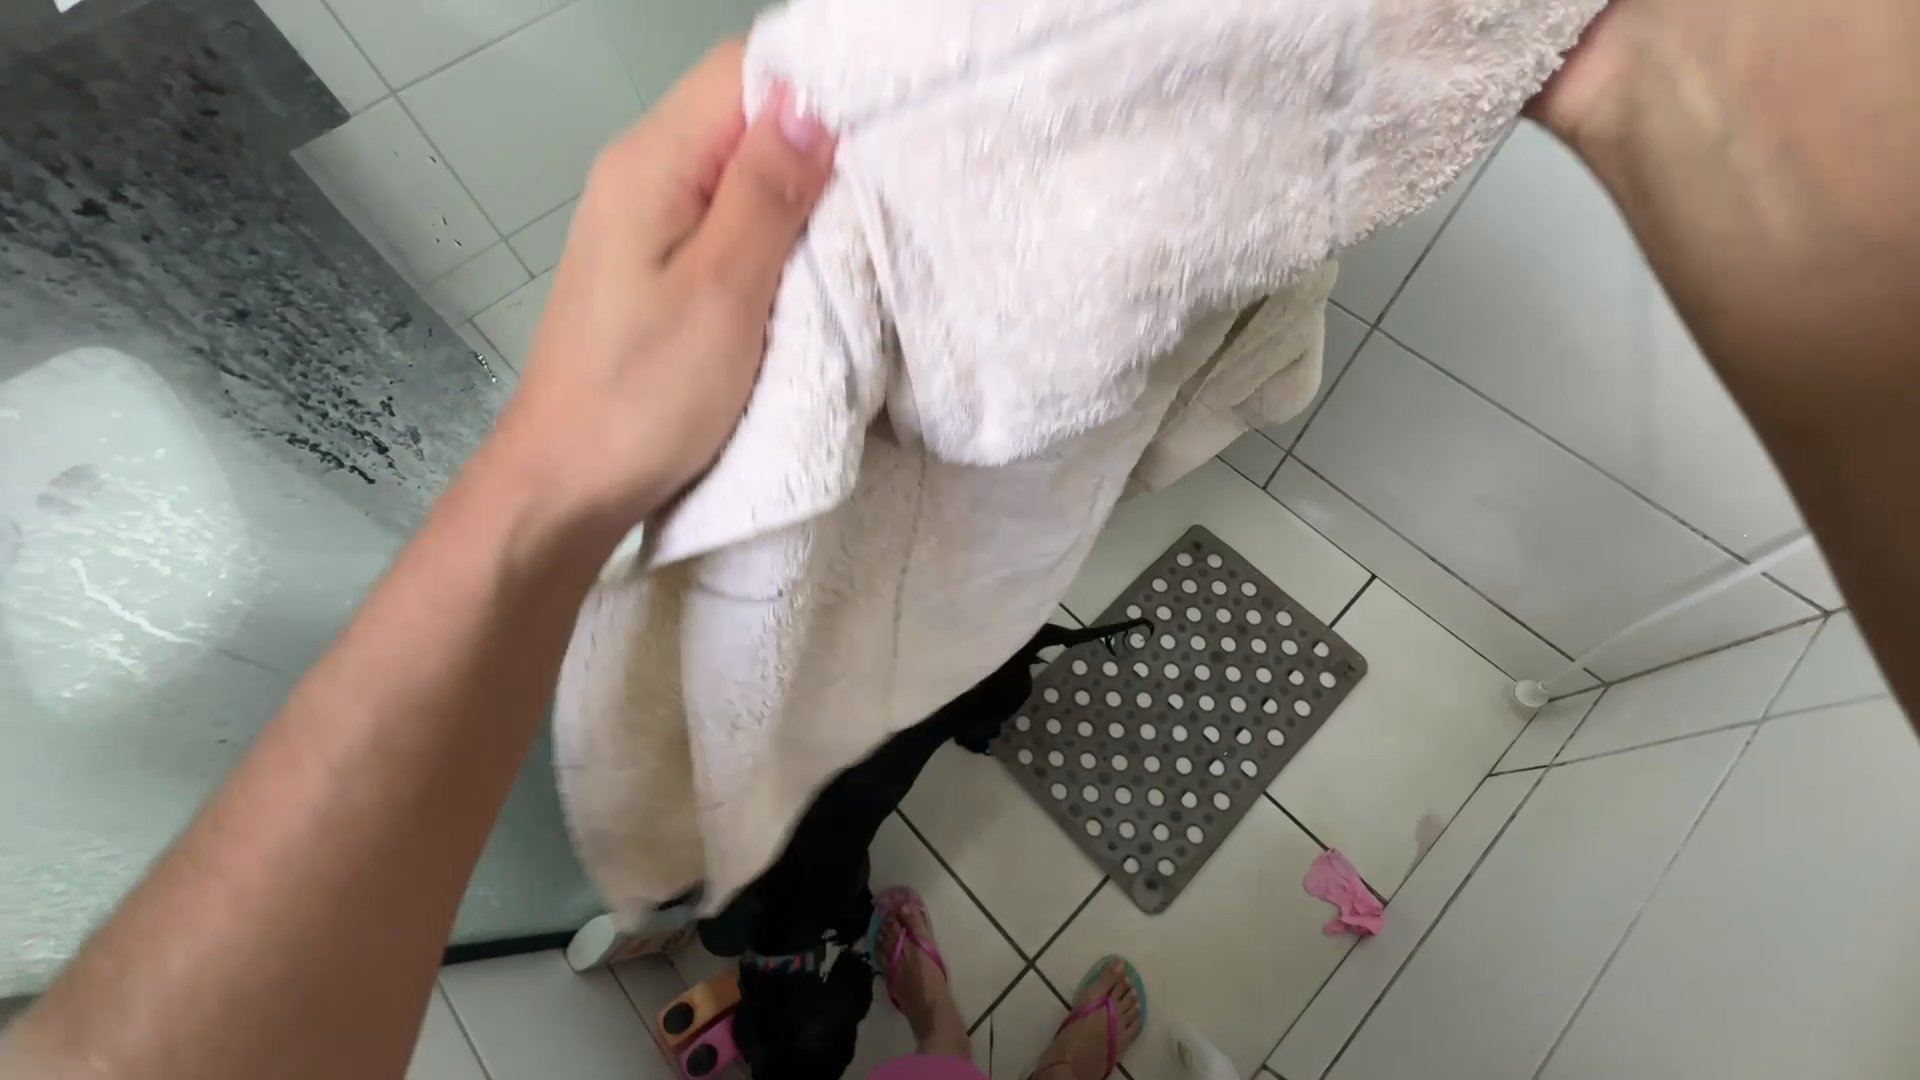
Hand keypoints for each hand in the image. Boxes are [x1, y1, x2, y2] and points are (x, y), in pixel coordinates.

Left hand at [482, 40, 835, 537]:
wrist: (572, 479)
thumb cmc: (648, 395)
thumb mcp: (722, 294)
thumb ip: (765, 197)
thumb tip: (812, 107)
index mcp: (653, 165)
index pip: (742, 74)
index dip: (813, 94)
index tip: (874, 145)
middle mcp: (642, 176)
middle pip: (739, 120)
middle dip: (811, 149)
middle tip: (874, 201)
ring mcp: (645, 226)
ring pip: (735, 177)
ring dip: (795, 200)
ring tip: (850, 239)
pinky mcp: (655, 271)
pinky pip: (724, 226)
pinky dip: (770, 238)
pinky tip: (801, 272)